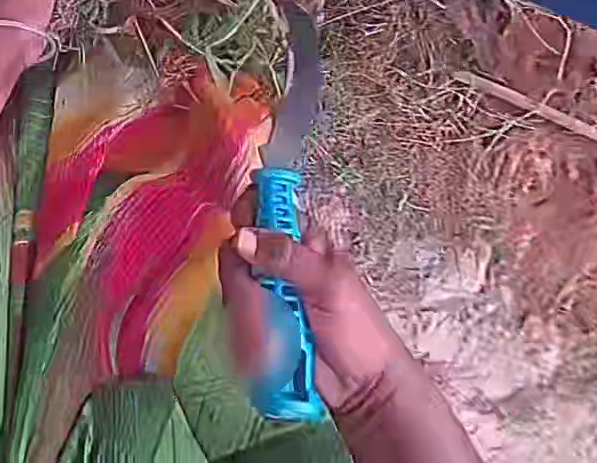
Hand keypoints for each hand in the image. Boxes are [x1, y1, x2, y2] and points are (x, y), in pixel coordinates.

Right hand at [218, 218, 410, 411]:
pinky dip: (243, 319)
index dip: (250, 207)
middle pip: (240, 241)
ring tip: (273, 321)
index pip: (266, 205)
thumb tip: (242, 237)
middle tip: (263, 291)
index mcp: (302, 238)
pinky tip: (263, 335)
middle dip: (244, 267)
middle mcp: (278, 257)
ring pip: (234, 275)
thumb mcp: (329, 285)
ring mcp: (265, 287)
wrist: (362, 390)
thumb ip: (288, 257)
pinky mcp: (256, 316)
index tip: (243, 224)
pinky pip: (235, 306)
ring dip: (247, 299)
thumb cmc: (358, 328)